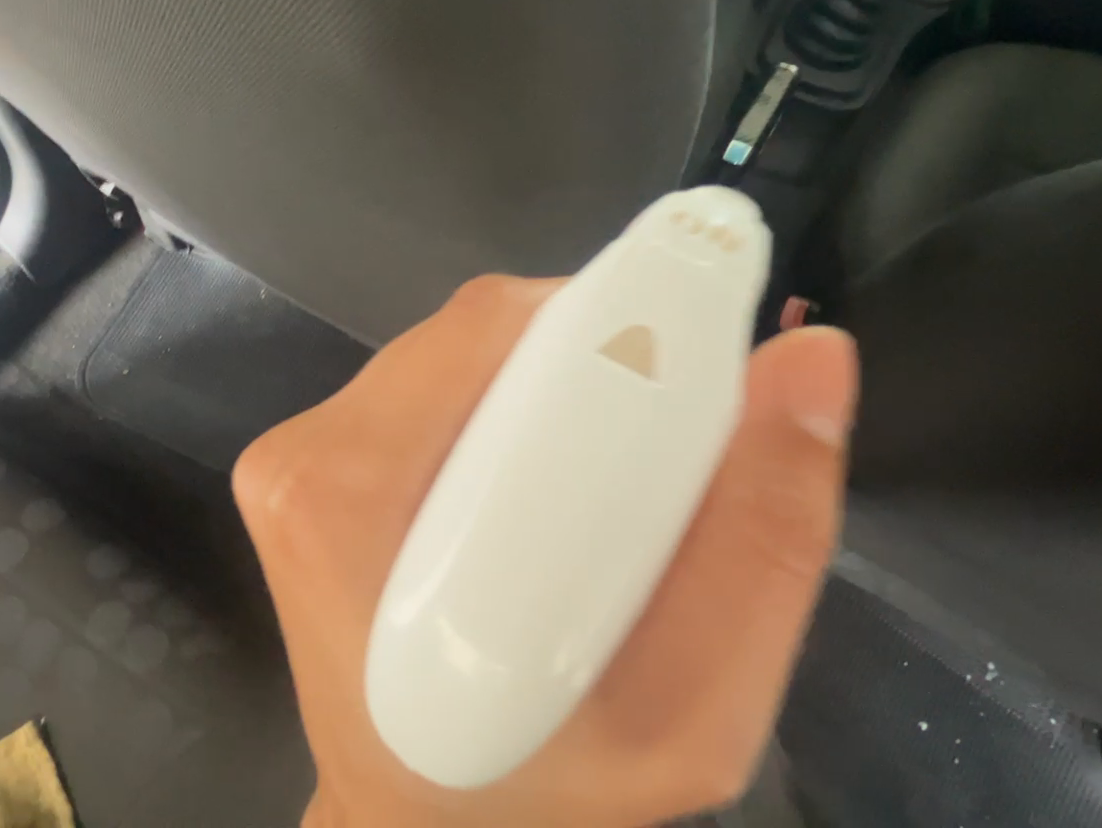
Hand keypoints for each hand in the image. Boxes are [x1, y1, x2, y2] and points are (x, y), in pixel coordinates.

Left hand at [234, 275, 858, 827]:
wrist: (420, 824)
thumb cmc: (544, 788)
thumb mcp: (691, 712)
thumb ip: (763, 539)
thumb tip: (810, 356)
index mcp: (351, 502)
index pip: (492, 334)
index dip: (601, 323)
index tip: (682, 363)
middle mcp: (304, 458)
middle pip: (470, 336)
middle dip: (580, 357)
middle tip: (657, 426)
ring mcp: (291, 458)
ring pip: (451, 355)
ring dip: (540, 380)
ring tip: (599, 458)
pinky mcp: (300, 464)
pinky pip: (423, 390)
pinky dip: (496, 405)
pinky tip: (534, 470)